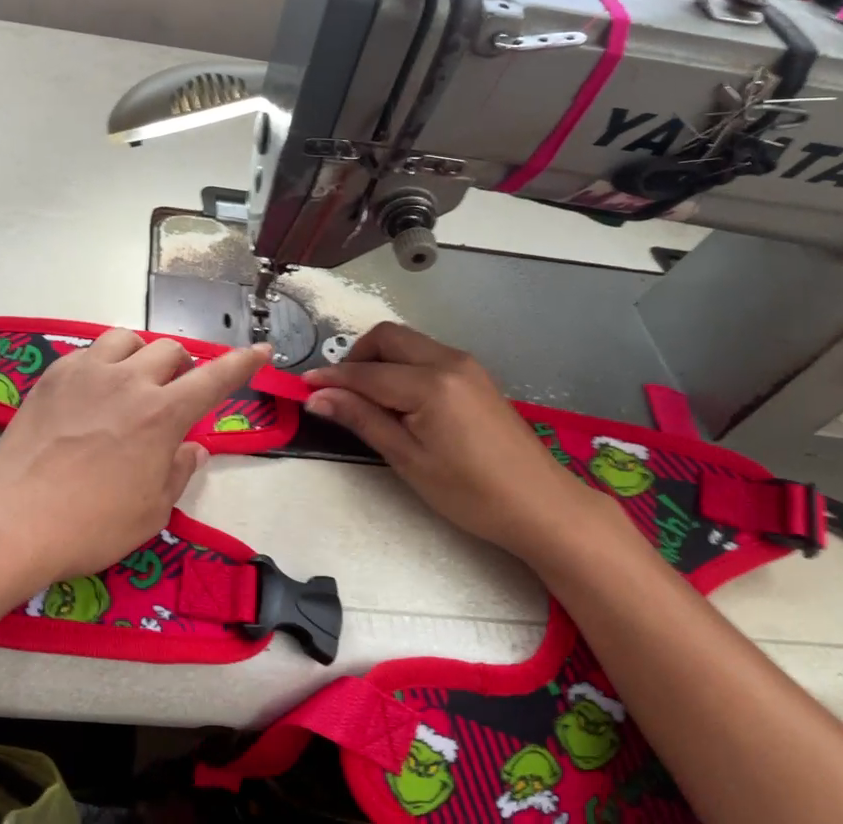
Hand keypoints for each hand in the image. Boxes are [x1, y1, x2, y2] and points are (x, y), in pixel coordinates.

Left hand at [0, 330, 269, 588]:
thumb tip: (191, 448)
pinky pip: (88, 353)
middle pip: (170, 351)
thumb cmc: (90, 526)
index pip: (215, 378)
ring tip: (132, 382)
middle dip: (182, 368)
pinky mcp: (53, 376)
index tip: (262, 350)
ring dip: (140, 356)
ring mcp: (86, 373)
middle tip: (172, 396)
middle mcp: (129, 382)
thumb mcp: (151, 513)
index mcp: (163, 415)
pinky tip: (92, 392)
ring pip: (127, 340)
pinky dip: (102, 364)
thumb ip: (178, 472)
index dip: (243, 363)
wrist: (13, 519)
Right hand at [302, 322, 602, 557]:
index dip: (331, 380)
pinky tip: (397, 399)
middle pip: (387, 337)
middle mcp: (448, 361)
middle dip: (355, 357)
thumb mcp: (409, 460)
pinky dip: (402, 366)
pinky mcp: (475, 375)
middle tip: (337, 392)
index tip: (302, 387)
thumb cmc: (470, 493)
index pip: (366, 373)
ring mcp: (466, 365)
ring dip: (379, 360)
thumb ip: (362, 419)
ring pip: (408, 342)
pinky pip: (427, 355)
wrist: (541, 505)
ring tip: (364, 399)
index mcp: (430, 384)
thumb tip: (317, 397)